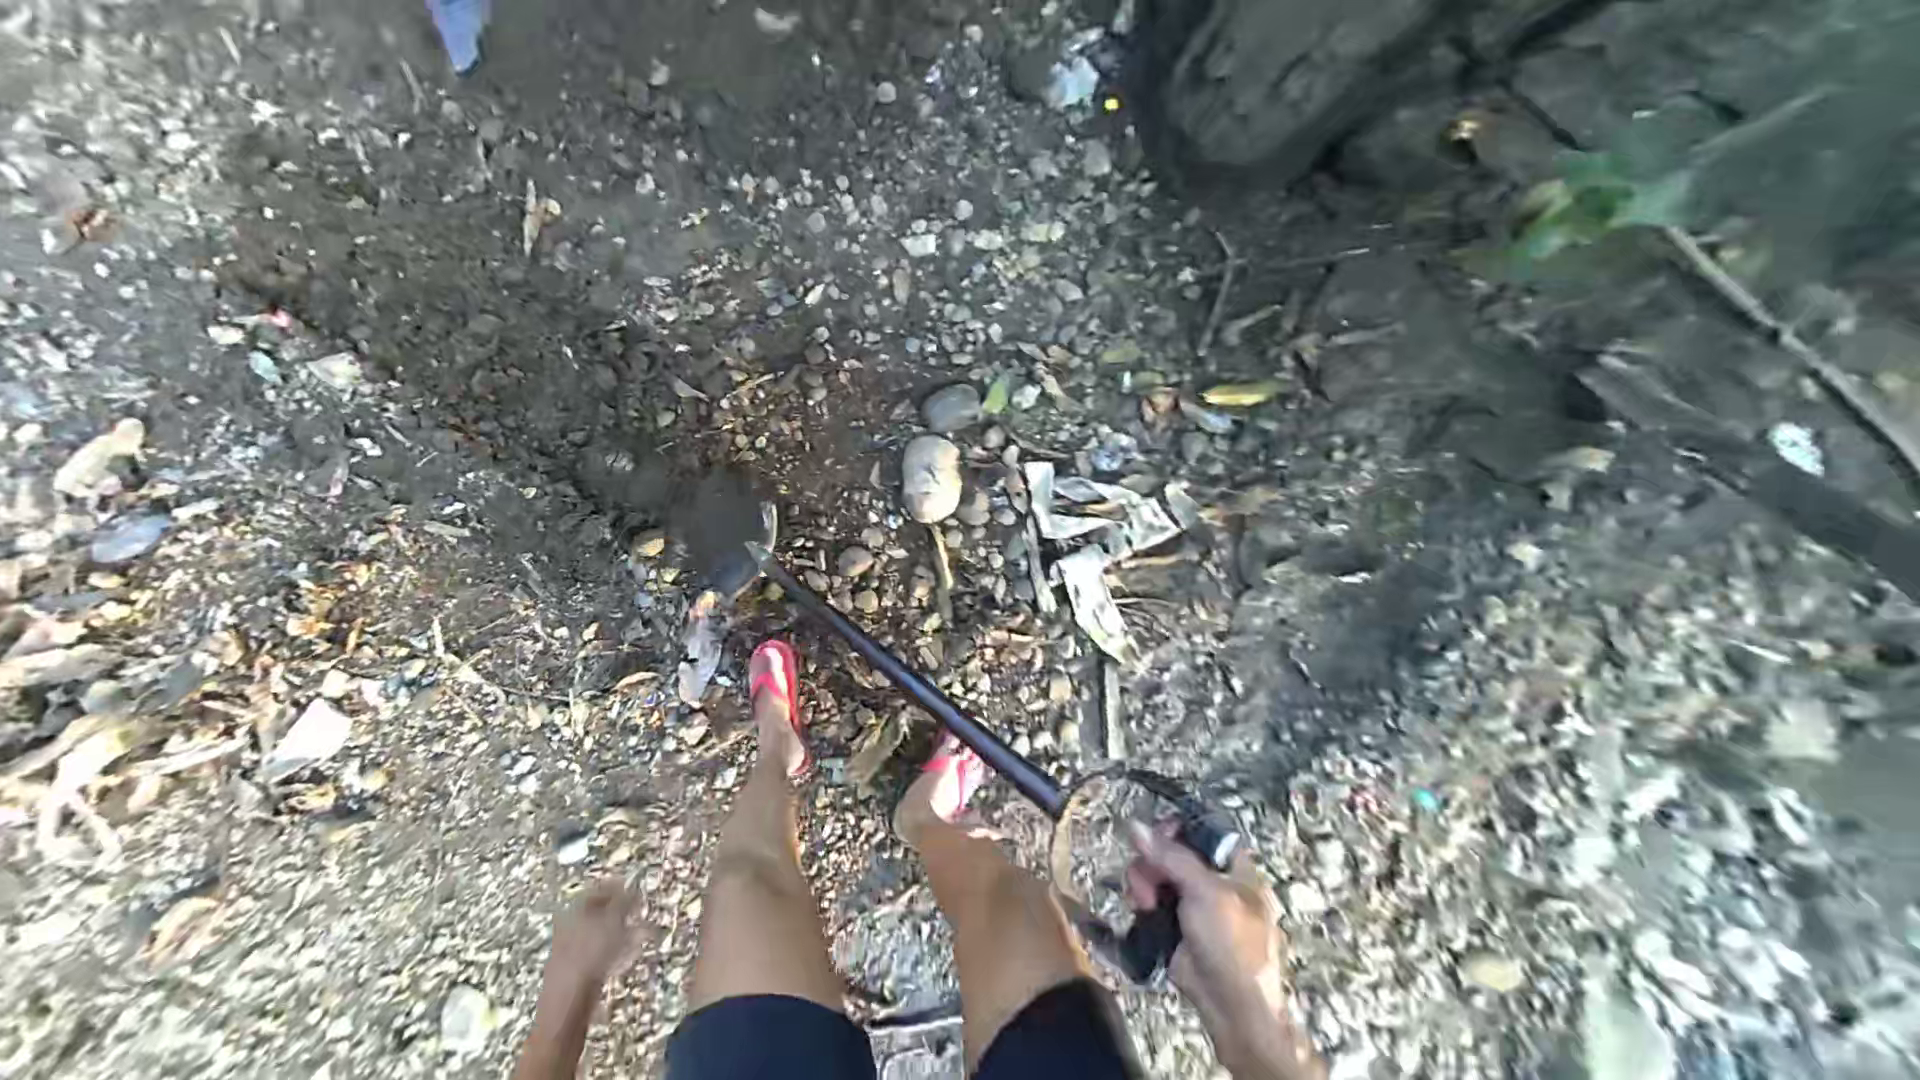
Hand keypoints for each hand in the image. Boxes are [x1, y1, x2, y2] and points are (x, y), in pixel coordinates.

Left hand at [515, 880, 640, 1079]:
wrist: (567, 1006)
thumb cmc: (589, 957)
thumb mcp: (613, 921)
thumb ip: (625, 900)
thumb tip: (633, 885)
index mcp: (573, 909)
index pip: (597, 888)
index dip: (619, 885)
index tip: (637, 887)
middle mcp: (569, 926)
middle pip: (599, 909)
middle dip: (622, 909)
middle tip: (640, 909)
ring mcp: (570, 949)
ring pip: (601, 930)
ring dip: (622, 929)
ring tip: (640, 933)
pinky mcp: (576, 969)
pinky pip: (599, 950)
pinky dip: (615, 948)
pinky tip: (627, 954)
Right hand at [1127, 824, 1322, 1079]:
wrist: (1233, 1011)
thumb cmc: (1233, 946)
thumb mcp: (1206, 892)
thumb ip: (1171, 856)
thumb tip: (1135, 825)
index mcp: (1233, 868)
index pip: (1200, 831)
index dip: (1176, 830)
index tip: (1157, 835)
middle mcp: (1212, 881)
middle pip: (1170, 852)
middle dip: (1153, 860)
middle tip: (1147, 877)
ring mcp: (1192, 905)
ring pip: (1156, 875)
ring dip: (1144, 882)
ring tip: (1144, 901)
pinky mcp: (1174, 926)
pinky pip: (1150, 899)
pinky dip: (1142, 901)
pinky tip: (1142, 909)